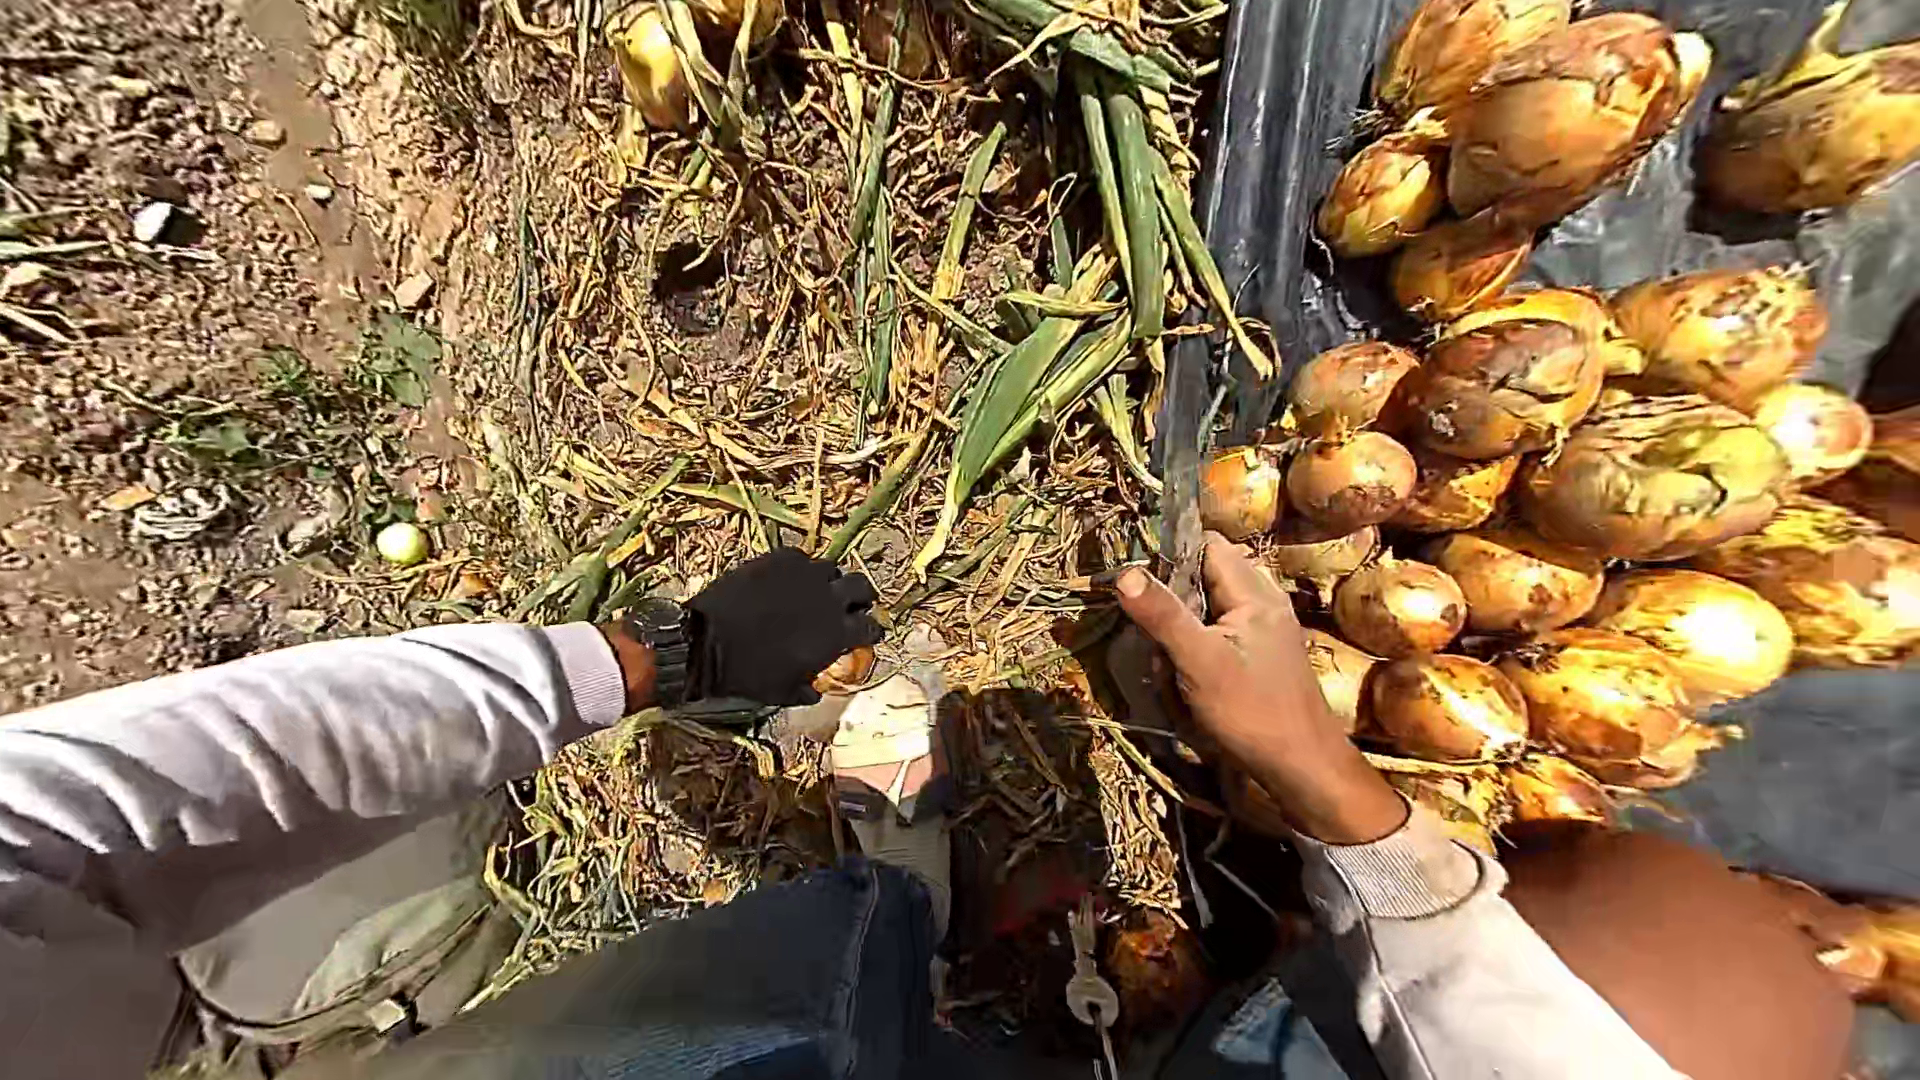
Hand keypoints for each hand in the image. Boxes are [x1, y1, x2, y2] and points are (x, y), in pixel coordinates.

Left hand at [687, 547, 881, 705]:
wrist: (706, 642)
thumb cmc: (750, 673)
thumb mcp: (784, 692)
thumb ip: (807, 689)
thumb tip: (815, 691)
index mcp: (837, 633)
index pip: (870, 625)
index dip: (872, 629)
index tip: (868, 631)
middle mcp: (830, 598)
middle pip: (862, 586)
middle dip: (861, 595)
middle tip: (852, 602)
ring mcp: (806, 574)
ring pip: (832, 569)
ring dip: (829, 581)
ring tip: (816, 589)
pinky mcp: (782, 558)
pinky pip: (801, 559)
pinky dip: (799, 570)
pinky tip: (787, 580)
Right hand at [1115, 534, 1406, 843]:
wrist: (1303, 769)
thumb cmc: (1252, 712)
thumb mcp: (1200, 661)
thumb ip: (1162, 615)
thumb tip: (1124, 572)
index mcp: (1254, 592)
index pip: (1205, 545)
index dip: (1169, 554)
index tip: (1137, 579)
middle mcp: (1262, 600)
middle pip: (1202, 574)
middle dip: (1169, 596)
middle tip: (1149, 626)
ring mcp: (1262, 627)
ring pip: (1205, 604)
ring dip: (1178, 625)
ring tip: (1165, 657)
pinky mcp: (1257, 652)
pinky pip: (1214, 630)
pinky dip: (1192, 643)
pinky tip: (1182, 671)